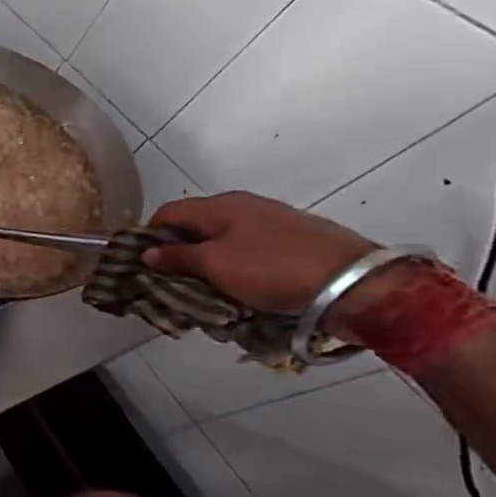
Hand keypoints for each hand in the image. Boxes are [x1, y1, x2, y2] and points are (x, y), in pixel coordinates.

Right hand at [141, 191, 377, 314]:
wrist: (351, 282)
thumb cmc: (272, 269)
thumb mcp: (216, 266)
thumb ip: (178, 258)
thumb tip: (148, 252)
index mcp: (221, 206)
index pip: (168, 212)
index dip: (149, 237)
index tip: (143, 265)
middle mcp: (244, 205)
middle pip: (195, 226)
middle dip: (178, 253)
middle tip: (171, 283)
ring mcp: (271, 221)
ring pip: (221, 239)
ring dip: (206, 263)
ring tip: (203, 291)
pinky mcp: (292, 239)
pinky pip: (246, 250)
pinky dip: (233, 266)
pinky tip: (237, 288)